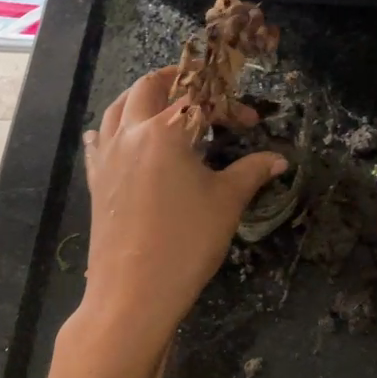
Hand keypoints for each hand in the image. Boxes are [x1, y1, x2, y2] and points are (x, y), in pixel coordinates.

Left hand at [79, 67, 285, 342]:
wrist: (132, 295)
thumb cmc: (185, 242)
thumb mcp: (227, 203)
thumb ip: (252, 171)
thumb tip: (279, 159)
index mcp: (165, 131)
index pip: (200, 100)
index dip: (229, 107)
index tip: (250, 123)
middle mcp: (130, 134)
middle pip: (147, 88)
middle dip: (176, 82)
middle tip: (202, 92)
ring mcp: (108, 158)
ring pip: (117, 109)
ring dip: (140, 99)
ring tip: (163, 105)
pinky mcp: (97, 182)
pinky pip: (99, 142)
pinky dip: (111, 130)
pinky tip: (117, 136)